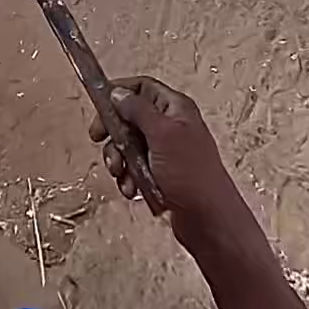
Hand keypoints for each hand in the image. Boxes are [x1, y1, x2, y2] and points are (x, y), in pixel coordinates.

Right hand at [87, 76, 240, 229]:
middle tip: (98, 139)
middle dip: (113, 131)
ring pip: (129, 143)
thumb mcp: (162, 134)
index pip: (141, 87)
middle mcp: (170, 125)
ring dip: (118, 158)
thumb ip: (137, 109)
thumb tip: (117, 92)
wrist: (210, 222)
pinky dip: (128, 175)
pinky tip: (131, 188)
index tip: (99, 106)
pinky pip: (134, 166)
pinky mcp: (161, 173)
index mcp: (175, 108)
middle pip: (130, 115)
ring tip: (120, 173)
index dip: (118, 92)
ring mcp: (166, 150)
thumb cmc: (190, 174)